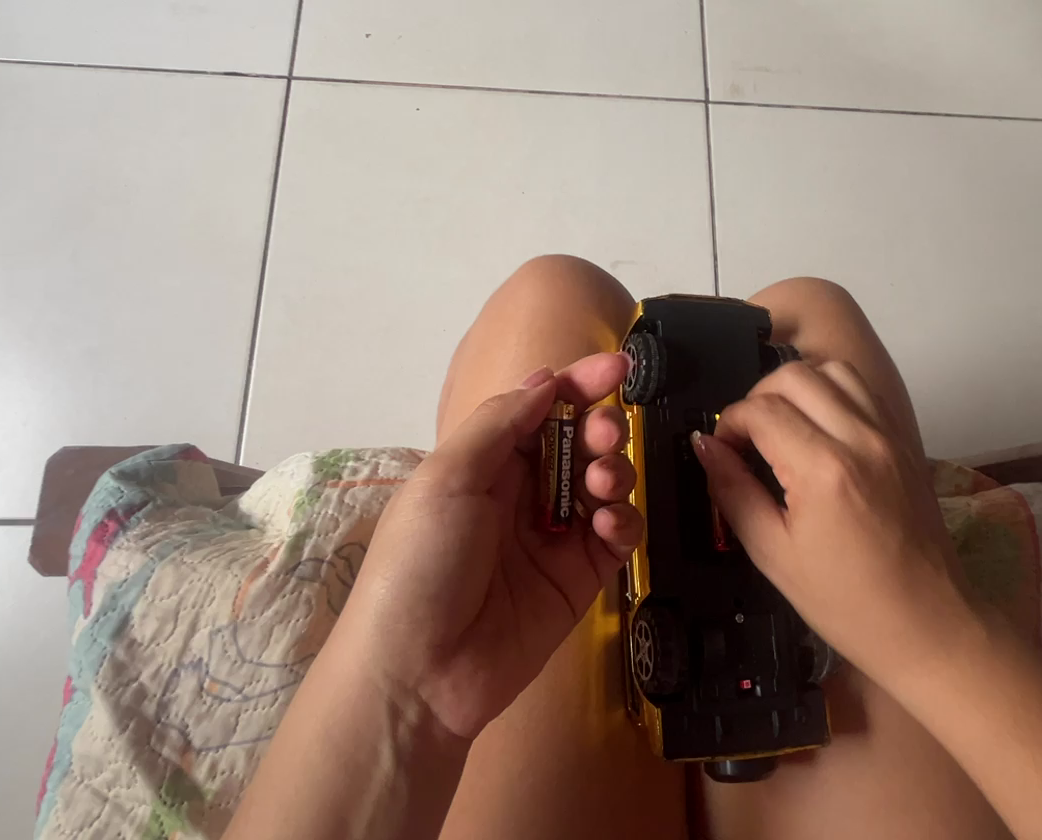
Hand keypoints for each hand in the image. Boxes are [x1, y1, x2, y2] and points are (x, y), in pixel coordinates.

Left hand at [334, 353, 642, 740]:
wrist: (418, 675)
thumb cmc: (421, 562)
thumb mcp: (447, 480)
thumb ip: (500, 424)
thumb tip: (545, 379)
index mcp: (485, 461)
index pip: (541, 409)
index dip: (578, 384)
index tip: (619, 367)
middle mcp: (522, 491)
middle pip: (579, 441)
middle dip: (600, 427)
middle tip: (605, 436)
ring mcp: (554, 535)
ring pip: (604, 482)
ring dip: (613, 470)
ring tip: (601, 483)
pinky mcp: (579, 577)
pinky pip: (616, 536)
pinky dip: (623, 522)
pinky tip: (609, 526)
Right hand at [692, 360, 976, 682]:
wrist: (929, 625)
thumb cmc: (846, 602)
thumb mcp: (772, 553)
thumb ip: (732, 491)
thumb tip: (704, 446)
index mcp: (823, 471)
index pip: (760, 411)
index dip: (729, 424)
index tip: (722, 452)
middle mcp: (859, 438)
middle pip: (792, 376)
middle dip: (757, 398)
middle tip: (748, 438)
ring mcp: (888, 434)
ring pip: (831, 369)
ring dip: (796, 387)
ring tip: (783, 426)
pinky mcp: (904, 439)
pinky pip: (862, 389)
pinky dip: (831, 392)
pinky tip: (818, 428)